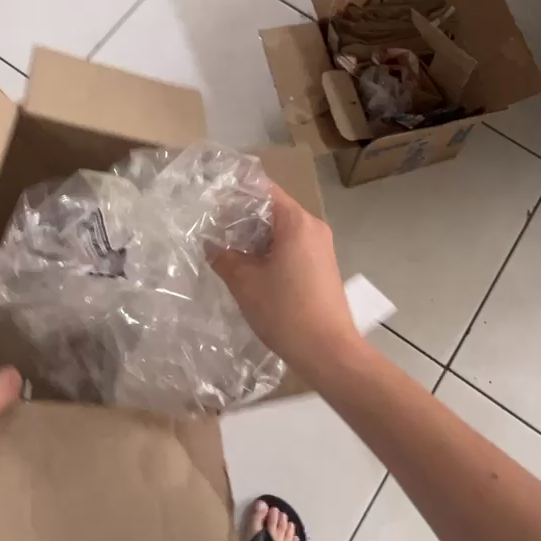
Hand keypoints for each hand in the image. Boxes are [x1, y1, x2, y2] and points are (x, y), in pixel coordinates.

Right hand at [212, 184, 366, 376]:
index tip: (212, 199)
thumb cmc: (286, 312)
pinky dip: (270, 250)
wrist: (329, 351)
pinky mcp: (322, 266)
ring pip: (282, 230)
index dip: (236, 191)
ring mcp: (321, 247)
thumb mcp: (245, 283)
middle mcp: (313, 227)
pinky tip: (250, 268)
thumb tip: (211, 244)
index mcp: (296, 222)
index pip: (264, 189)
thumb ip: (224, 256)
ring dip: (255, 237)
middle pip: (273, 208)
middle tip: (212, 228)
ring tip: (227, 249)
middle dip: (243, 217)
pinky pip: (292, 246)